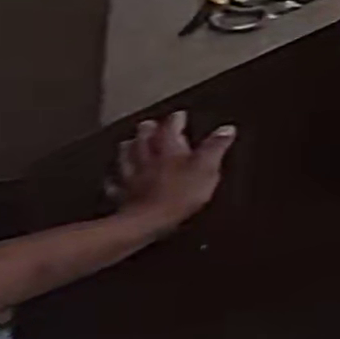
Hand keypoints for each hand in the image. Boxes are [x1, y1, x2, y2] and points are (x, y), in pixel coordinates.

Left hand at [109, 111, 235, 233]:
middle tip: (146, 124)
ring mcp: (132, 180)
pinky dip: (114, 180)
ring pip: (127, 160)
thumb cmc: (181, 193)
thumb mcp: (208, 167)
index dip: (175, 121)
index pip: (171, 130)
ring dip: (127, 151)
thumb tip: (226, 129)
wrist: (144, 224)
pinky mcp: (123, 198)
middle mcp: (148, 162)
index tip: (178, 114)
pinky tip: (113, 179)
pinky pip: (116, 185)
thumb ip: (216, 147)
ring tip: (126, 143)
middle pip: (144, 143)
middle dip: (146, 132)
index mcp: (170, 152)